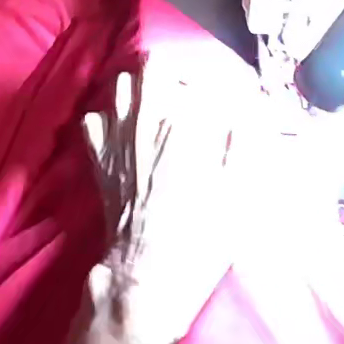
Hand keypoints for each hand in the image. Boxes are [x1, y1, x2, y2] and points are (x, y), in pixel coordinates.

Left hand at [82, 62, 239, 343]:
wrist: (148, 273)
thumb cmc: (203, 236)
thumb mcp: (240, 193)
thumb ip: (246, 143)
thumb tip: (250, 110)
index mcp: (181, 125)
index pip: (191, 80)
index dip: (208, 89)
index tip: (221, 105)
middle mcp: (142, 121)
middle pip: (148, 70)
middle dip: (169, 78)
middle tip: (186, 100)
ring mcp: (114, 136)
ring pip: (119, 87)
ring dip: (138, 91)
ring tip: (156, 111)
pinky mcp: (97, 155)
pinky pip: (93, 119)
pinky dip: (108, 119)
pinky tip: (123, 133)